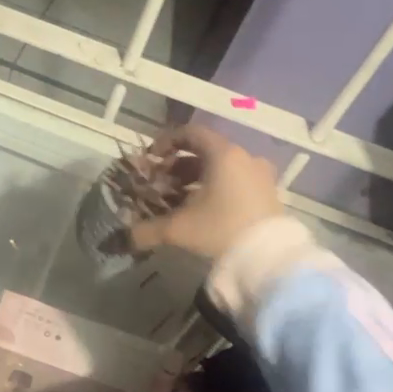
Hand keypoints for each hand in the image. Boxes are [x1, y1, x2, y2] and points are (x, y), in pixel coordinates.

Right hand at [128, 125, 282, 259]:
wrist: (267, 257)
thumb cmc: (220, 229)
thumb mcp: (178, 229)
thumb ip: (147, 229)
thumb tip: (125, 237)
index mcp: (223, 154)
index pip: (191, 133)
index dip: (167, 142)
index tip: (152, 159)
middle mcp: (244, 158)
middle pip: (206, 152)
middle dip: (179, 167)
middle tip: (161, 184)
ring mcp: (260, 176)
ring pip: (221, 168)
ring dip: (197, 180)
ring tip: (179, 201)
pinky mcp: (268, 194)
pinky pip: (236, 182)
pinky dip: (216, 189)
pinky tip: (203, 211)